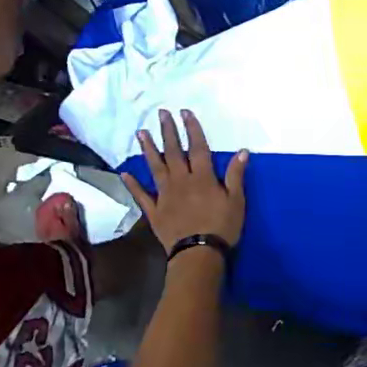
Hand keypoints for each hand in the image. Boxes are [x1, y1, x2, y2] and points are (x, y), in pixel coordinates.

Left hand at [121, 109, 249, 255]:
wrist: (198, 254)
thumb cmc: (222, 227)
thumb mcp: (236, 200)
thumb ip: (236, 175)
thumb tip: (241, 151)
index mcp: (202, 177)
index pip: (198, 147)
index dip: (192, 128)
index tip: (184, 112)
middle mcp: (181, 180)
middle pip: (174, 152)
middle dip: (168, 131)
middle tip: (161, 113)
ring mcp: (164, 195)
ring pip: (155, 167)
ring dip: (149, 149)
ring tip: (141, 133)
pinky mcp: (154, 211)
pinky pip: (141, 195)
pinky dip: (133, 184)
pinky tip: (125, 173)